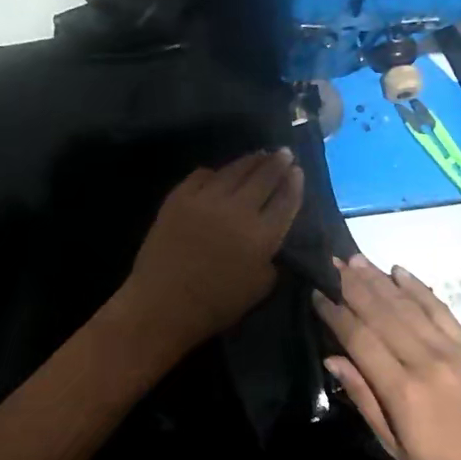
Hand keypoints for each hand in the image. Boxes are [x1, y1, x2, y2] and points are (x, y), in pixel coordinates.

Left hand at [122, 149, 304, 353]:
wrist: (162, 306)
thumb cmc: (216, 305)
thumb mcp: (260, 287)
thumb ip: (272, 257)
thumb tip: (272, 236)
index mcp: (262, 236)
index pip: (286, 200)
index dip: (294, 183)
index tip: (298, 170)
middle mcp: (238, 210)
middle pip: (265, 177)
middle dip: (278, 162)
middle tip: (284, 153)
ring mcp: (207, 200)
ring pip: (235, 170)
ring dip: (251, 160)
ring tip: (260, 155)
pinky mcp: (179, 198)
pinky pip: (202, 175)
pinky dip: (216, 172)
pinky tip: (220, 173)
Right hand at [313, 257, 460, 459]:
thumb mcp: (395, 447)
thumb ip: (365, 399)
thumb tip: (333, 359)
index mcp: (403, 391)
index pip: (360, 339)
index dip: (336, 314)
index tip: (318, 293)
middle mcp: (425, 360)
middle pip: (382, 314)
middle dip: (353, 285)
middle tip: (331, 262)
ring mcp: (451, 348)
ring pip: (408, 305)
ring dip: (380, 279)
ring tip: (356, 260)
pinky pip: (440, 308)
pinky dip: (418, 287)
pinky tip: (399, 271)